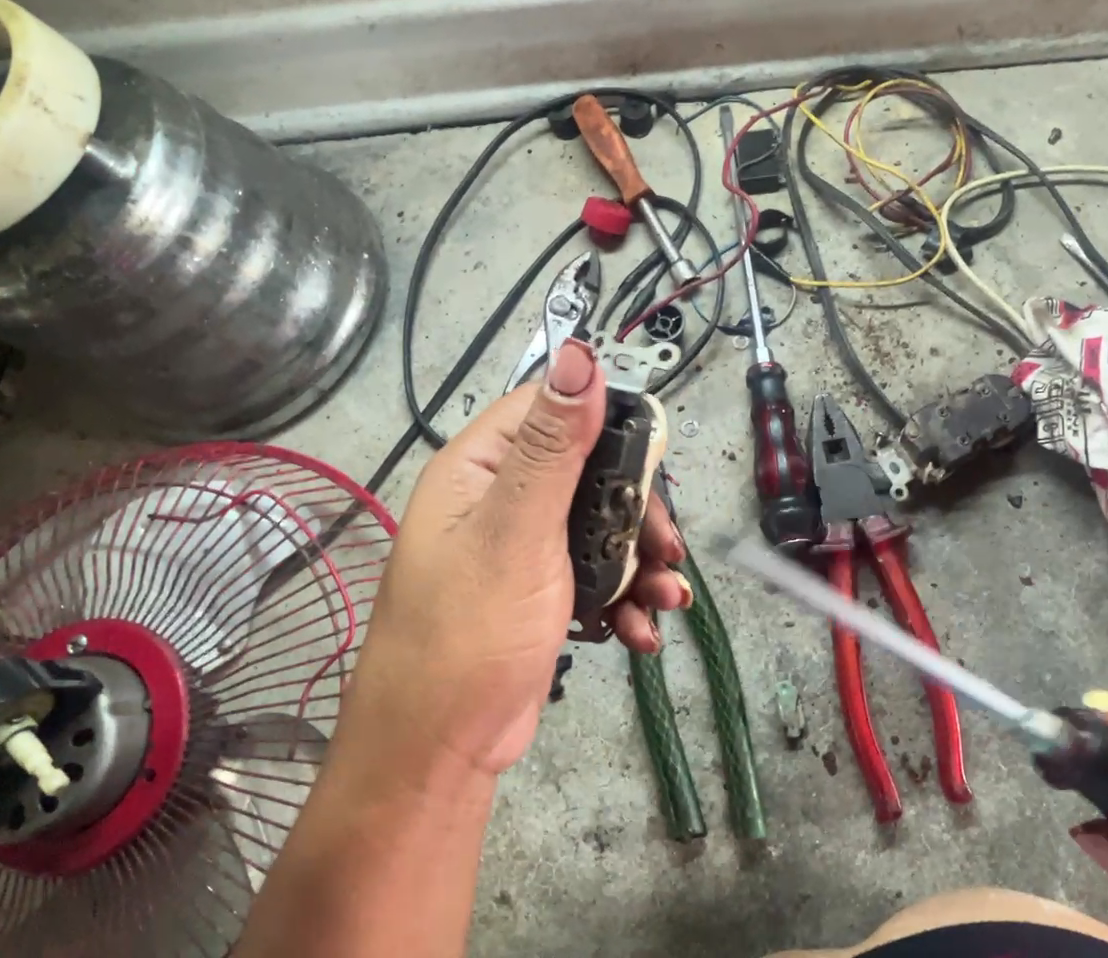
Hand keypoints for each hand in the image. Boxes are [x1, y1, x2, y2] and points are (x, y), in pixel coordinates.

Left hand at [346, 338, 689, 774]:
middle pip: (590, 474)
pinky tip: (641, 632)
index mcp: (481, 468)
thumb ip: (552, 445)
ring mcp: (522, 551)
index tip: (656, 460)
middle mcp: (500, 501)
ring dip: (641, 563)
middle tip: (668, 546)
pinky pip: (595, 577)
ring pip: (601, 530)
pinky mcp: (540, 595)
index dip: (607, 424)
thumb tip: (579, 355)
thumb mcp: (516, 531)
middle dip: (639, 512)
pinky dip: (624, 600)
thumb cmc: (469, 633)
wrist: (439, 751)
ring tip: (667, 598)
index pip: (551, 410)